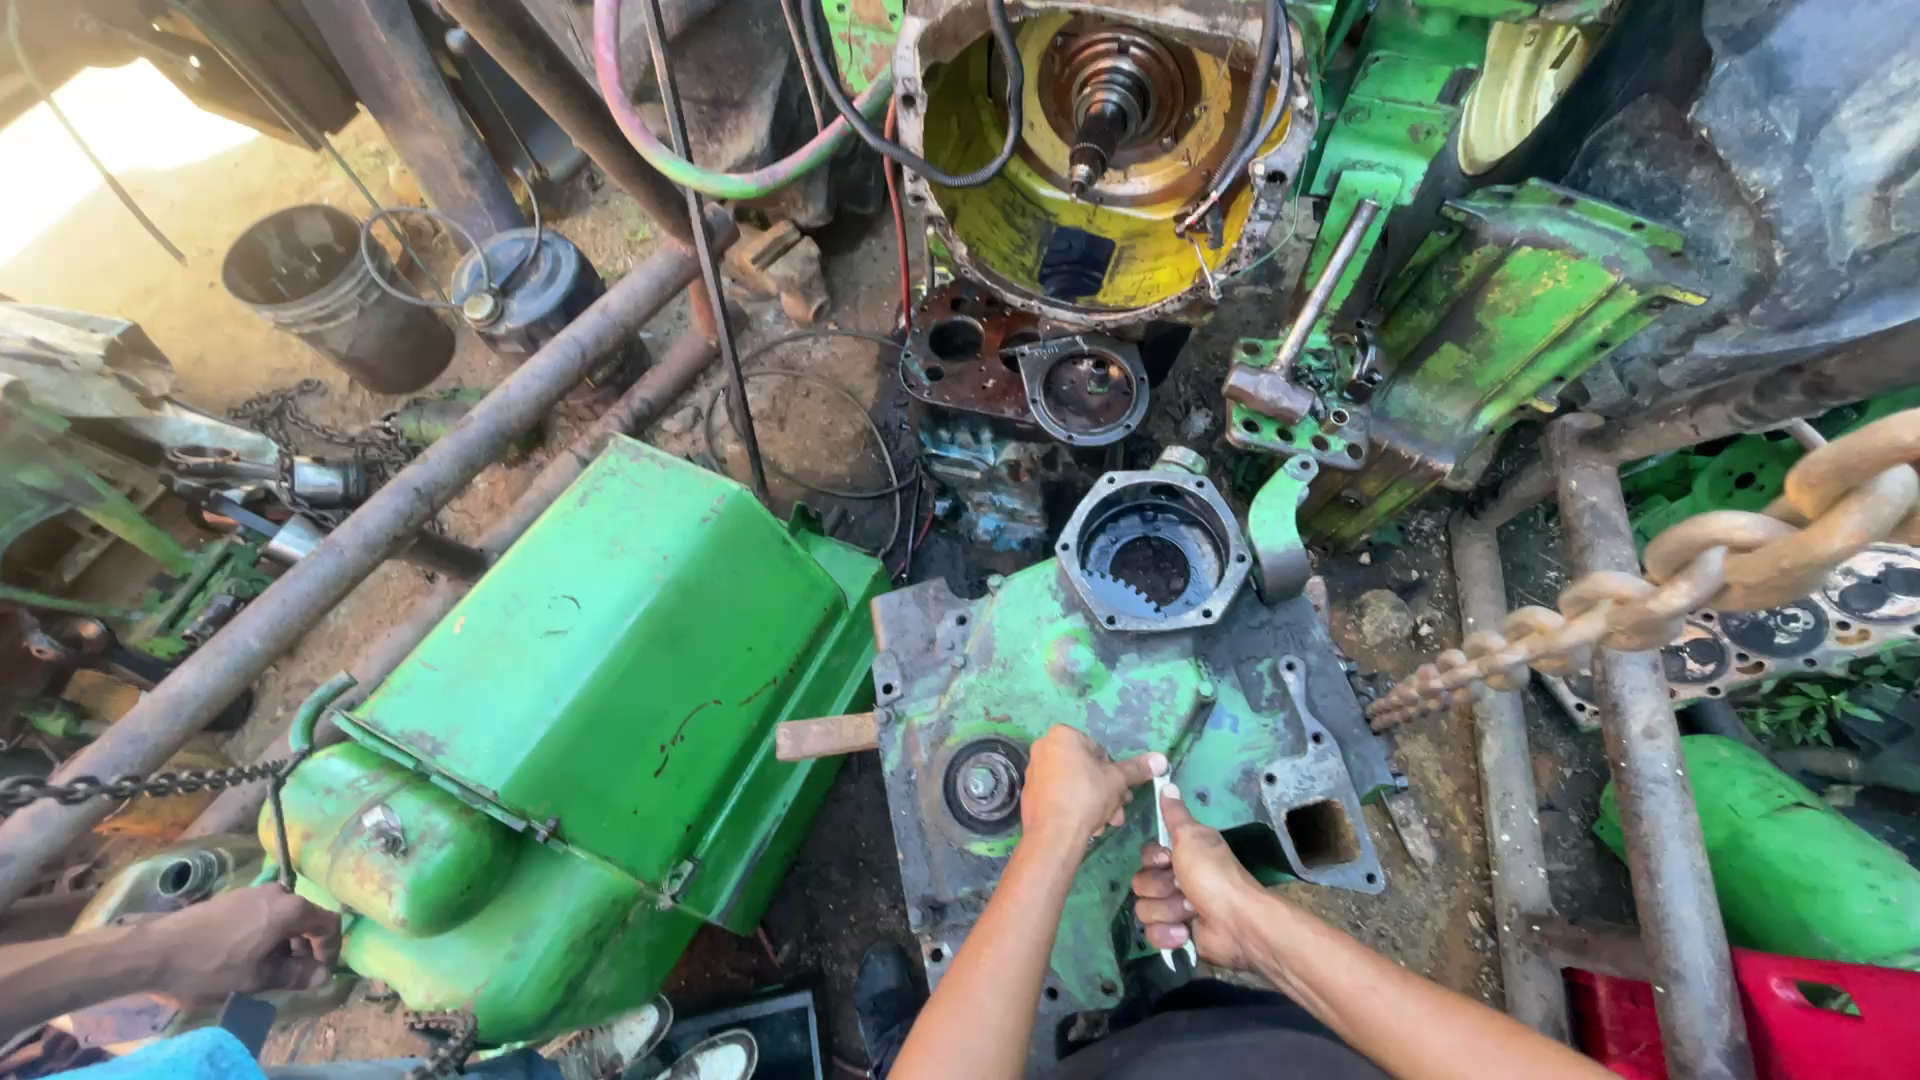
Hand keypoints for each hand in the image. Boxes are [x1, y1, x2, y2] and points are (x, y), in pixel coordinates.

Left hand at [143, 886, 340, 999]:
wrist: (151, 950)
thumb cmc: (209, 965)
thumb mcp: (254, 977)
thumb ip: (293, 975)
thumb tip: (323, 977)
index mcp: (293, 909)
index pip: (329, 924)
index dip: (330, 949)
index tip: (319, 971)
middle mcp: (282, 893)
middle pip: (307, 918)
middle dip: (305, 946)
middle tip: (292, 973)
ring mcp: (256, 892)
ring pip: (284, 916)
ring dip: (284, 940)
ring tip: (266, 966)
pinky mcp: (235, 897)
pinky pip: (264, 913)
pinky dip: (266, 932)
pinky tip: (245, 952)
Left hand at [1020, 726, 1165, 848]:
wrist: (1054, 834)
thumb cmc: (1086, 797)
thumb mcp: (1117, 780)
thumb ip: (1137, 769)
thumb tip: (1161, 759)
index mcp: (1062, 735)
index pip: (1099, 750)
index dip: (1114, 773)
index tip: (1122, 792)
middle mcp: (1044, 747)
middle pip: (1086, 769)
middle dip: (1106, 792)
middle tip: (1118, 810)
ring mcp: (1034, 771)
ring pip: (1074, 784)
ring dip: (1095, 803)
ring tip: (1105, 822)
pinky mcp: (1030, 793)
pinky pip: (1059, 795)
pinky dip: (1075, 807)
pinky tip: (1087, 825)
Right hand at [1131, 784, 1268, 970]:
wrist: (1238, 923)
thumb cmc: (1214, 876)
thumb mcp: (1193, 837)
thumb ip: (1175, 814)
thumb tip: (1167, 783)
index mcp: (1181, 856)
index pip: (1146, 856)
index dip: (1154, 860)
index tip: (1170, 860)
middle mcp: (1176, 880)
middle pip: (1141, 882)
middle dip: (1161, 888)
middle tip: (1183, 888)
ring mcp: (1175, 909)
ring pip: (1144, 909)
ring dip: (1168, 910)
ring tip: (1190, 912)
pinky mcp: (1176, 935)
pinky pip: (1152, 934)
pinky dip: (1169, 934)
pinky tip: (1186, 932)